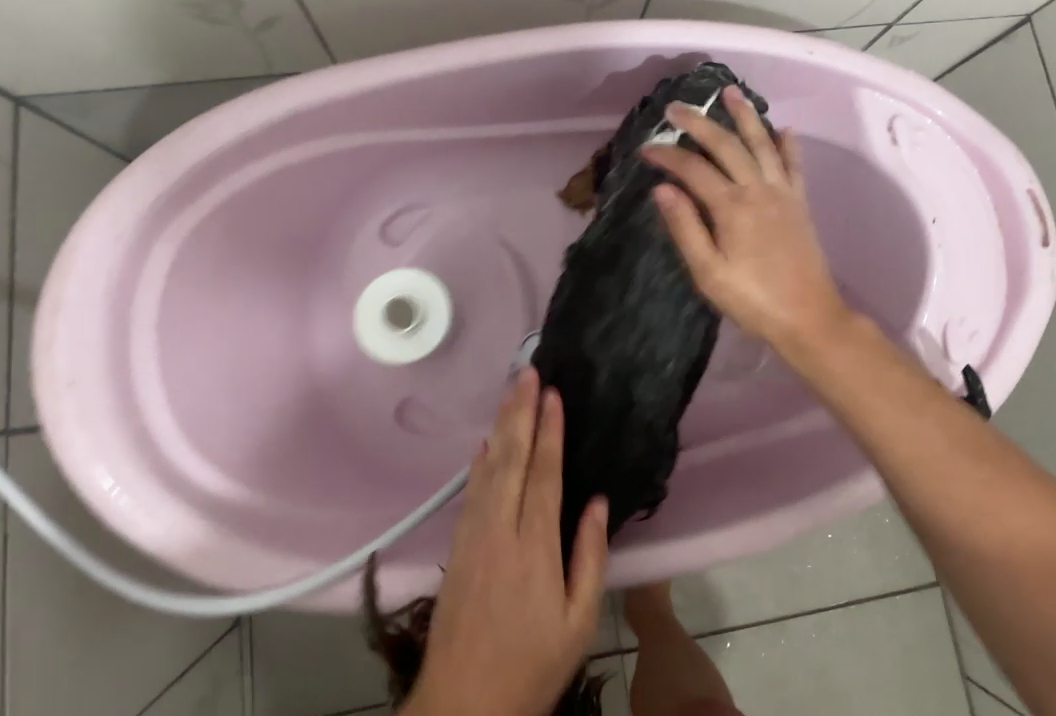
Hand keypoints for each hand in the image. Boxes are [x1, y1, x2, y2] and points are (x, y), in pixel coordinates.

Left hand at [403, 368, 609, 715]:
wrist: (462, 701)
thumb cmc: (532, 664)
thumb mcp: (578, 621)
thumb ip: (590, 557)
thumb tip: (599, 503)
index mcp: (534, 547)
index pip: (543, 474)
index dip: (549, 431)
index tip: (553, 393)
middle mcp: (499, 531)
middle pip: (510, 459)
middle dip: (520, 412)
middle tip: (527, 372)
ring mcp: (472, 538)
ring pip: (487, 470)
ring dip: (500, 428)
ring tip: (509, 393)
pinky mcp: (456, 549)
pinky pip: (470, 493)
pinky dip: (479, 463)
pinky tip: (485, 445)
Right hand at [643, 86, 857, 356]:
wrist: (809, 317)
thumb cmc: (752, 300)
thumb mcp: (708, 272)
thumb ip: (685, 227)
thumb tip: (661, 189)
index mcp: (731, 207)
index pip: (693, 170)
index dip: (668, 156)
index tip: (646, 149)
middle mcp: (758, 190)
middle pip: (727, 146)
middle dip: (700, 123)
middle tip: (677, 107)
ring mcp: (783, 194)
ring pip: (762, 144)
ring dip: (746, 117)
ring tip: (731, 92)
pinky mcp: (800, 204)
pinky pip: (794, 165)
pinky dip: (787, 144)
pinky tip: (784, 128)